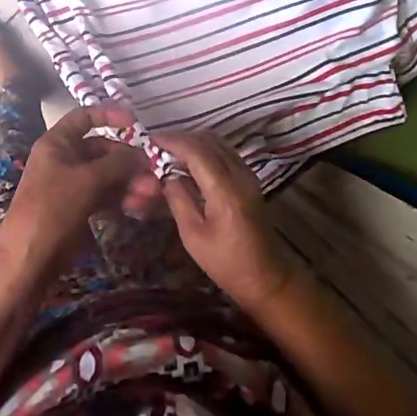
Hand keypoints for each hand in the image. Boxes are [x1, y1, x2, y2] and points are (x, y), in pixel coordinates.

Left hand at [0, 103, 156, 277]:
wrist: (28, 261)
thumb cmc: (52, 209)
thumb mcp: (87, 180)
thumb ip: (117, 163)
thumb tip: (142, 154)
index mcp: (56, 143)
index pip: (84, 117)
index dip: (109, 115)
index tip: (135, 124)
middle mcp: (63, 159)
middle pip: (100, 148)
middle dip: (127, 159)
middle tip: (152, 171)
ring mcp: (70, 184)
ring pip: (105, 174)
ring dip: (128, 181)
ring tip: (151, 193)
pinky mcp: (76, 207)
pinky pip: (102, 194)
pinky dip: (120, 197)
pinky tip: (139, 205)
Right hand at [153, 131, 299, 312]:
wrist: (266, 277)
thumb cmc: (227, 262)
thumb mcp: (193, 235)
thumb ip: (178, 199)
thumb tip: (164, 174)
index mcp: (225, 189)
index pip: (196, 151)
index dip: (171, 141)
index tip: (149, 141)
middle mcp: (239, 174)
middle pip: (207, 141)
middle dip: (180, 138)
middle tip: (157, 147)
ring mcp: (247, 174)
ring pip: (217, 143)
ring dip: (193, 142)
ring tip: (169, 152)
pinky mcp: (249, 179)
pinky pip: (225, 152)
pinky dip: (205, 150)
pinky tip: (190, 162)